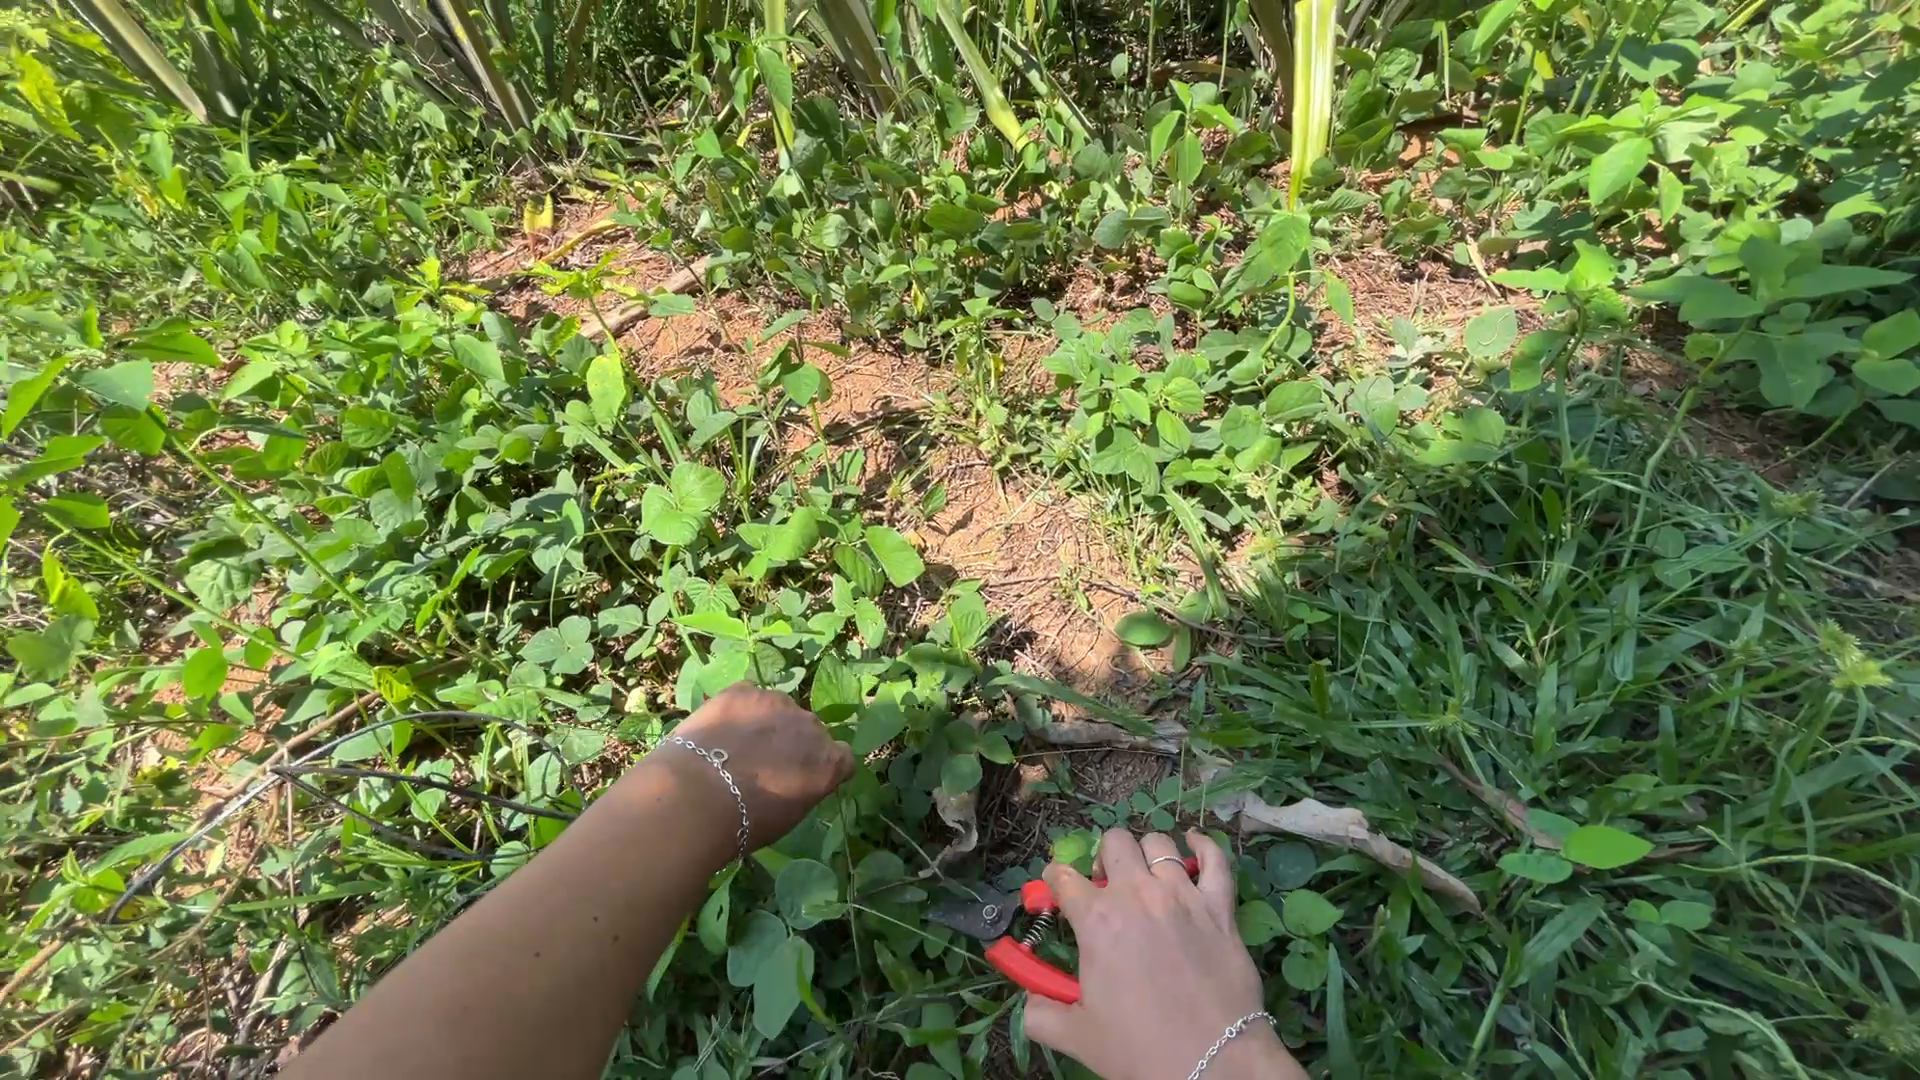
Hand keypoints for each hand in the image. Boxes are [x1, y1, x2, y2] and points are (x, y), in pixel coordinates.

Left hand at [651, 682, 854, 849]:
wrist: (698, 796)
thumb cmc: (746, 822)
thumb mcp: (788, 817)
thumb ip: (804, 789)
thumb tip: (794, 781)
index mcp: (829, 761)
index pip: (842, 757)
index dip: (823, 766)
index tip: (804, 778)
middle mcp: (812, 725)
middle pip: (810, 730)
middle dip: (793, 743)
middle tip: (764, 765)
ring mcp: (779, 702)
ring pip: (779, 710)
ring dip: (767, 724)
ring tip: (736, 747)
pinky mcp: (745, 691)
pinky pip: (748, 697)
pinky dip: (740, 710)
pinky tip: (720, 731)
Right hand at [1023, 829, 1306, 1079]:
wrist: (1215, 1068)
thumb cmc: (1142, 1051)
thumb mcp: (1079, 1037)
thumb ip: (1042, 1014)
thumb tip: (1026, 1005)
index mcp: (1097, 919)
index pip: (1063, 877)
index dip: (1055, 881)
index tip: (1058, 890)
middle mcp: (1137, 894)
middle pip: (1114, 843)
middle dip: (1104, 859)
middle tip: (1107, 888)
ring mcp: (1181, 895)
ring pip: (1159, 844)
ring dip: (1147, 855)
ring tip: (1147, 876)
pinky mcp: (1219, 907)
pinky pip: (1215, 860)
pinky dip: (1205, 847)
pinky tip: (1195, 844)